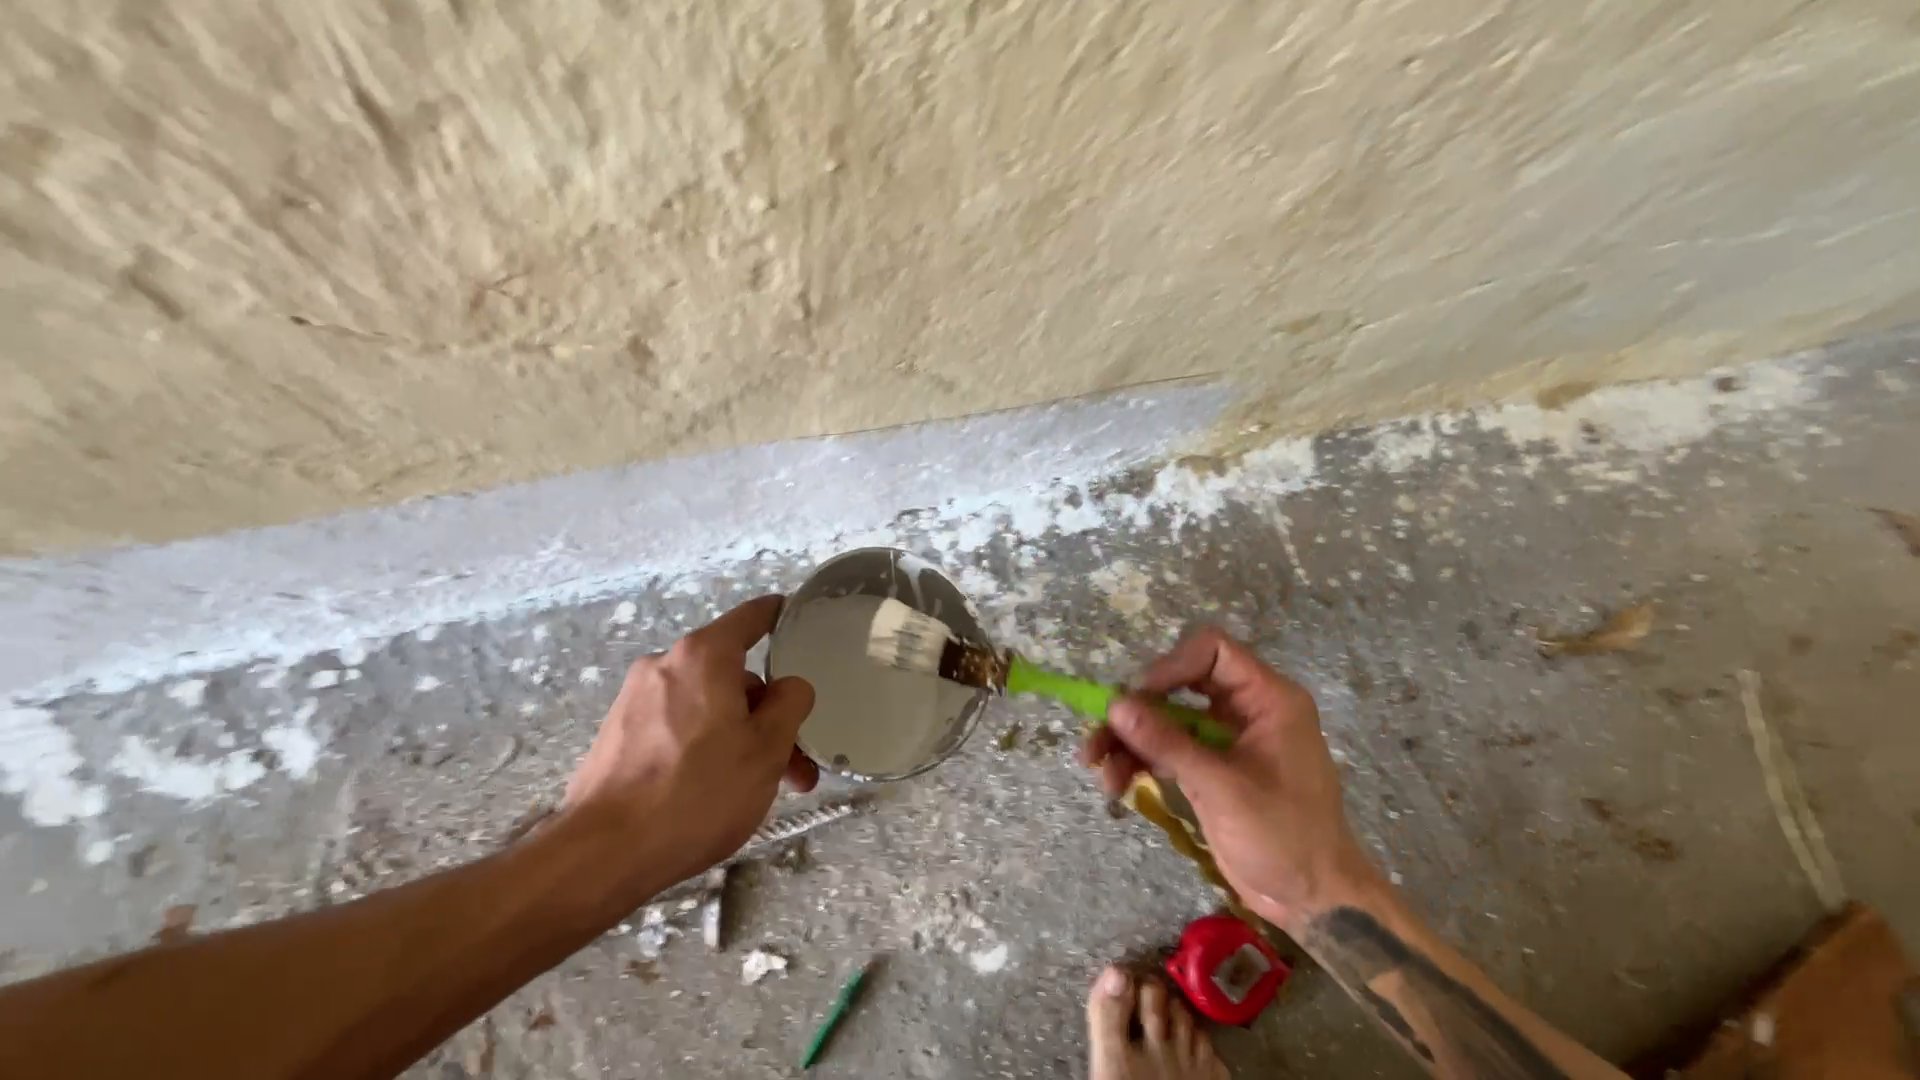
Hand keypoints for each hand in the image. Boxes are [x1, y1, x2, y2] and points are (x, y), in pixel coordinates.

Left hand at [561, 595, 817, 897]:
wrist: (605, 853)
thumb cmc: (698, 792)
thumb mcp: (767, 749)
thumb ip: (790, 704)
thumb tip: (790, 686)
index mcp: (704, 656)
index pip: (751, 617)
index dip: (779, 615)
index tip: (797, 617)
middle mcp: (664, 665)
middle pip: (732, 676)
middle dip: (768, 715)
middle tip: (795, 767)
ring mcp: (634, 700)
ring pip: (706, 707)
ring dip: (740, 737)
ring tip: (762, 790)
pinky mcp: (617, 736)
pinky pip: (677, 727)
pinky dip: (704, 747)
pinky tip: (715, 792)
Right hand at [1083, 627, 1380, 928]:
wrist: (1313, 899)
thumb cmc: (1284, 835)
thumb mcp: (1222, 787)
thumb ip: (1168, 743)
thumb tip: (1116, 705)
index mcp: (1267, 699)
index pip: (1212, 652)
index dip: (1170, 666)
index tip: (1136, 699)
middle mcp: (1244, 710)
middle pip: (1178, 685)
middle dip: (1136, 709)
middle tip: (1100, 736)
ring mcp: (1225, 740)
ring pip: (1165, 719)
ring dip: (1128, 739)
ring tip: (1095, 767)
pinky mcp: (1211, 769)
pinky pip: (1167, 749)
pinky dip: (1140, 761)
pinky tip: (1116, 783)